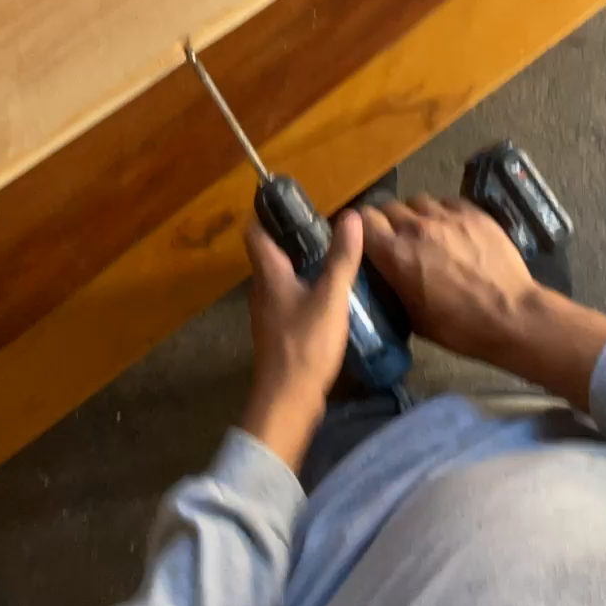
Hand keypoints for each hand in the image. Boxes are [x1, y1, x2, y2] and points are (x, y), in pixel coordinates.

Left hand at [239, 211, 363, 468]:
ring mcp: (268, 314)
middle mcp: (262, 290)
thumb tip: (351, 216)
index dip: (268, 214)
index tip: (293, 203)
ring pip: (280, 278)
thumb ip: (341, 258)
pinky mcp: (279, 333)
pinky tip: (329, 296)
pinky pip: (289, 299)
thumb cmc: (306, 346)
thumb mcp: (331, 298)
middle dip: (292, 238)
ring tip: (332, 258)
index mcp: (268, 275)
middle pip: (269, 254)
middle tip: (325, 228)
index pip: (255, 232)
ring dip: (301, 265)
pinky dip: (305, 289)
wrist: (287, 402)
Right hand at [361, 195, 605, 407]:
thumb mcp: (412, 315)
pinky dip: (442, 213)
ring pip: (417, 201)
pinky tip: (451, 229)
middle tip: (395, 237)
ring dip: (415, 214)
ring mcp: (446, 216)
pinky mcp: (472, 213)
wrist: (512, 316)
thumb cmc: (459, 326)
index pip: (362, 219)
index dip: (361, 227)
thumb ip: (392, 284)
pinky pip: (446, 202)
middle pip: (388, 206)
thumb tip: (386, 273)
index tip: (365, 236)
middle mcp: (416, 227)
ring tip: (424, 231)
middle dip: (387, 220)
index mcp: (395, 254)